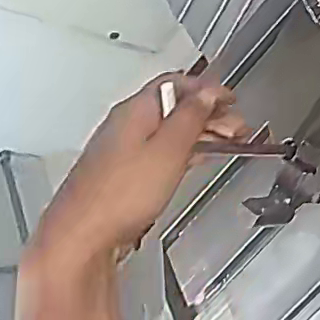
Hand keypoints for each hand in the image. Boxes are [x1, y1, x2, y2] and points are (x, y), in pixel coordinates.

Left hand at [28, 72, 248, 272]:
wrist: (83, 236)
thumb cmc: (118, 196)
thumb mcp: (168, 149)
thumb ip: (191, 117)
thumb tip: (208, 94)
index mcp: (135, 111)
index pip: (176, 83)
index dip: (208, 89)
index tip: (230, 99)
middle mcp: (127, 125)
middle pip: (175, 106)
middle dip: (210, 112)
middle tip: (236, 125)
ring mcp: (125, 148)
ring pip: (171, 128)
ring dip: (202, 131)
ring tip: (226, 142)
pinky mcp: (127, 170)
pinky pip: (163, 149)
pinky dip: (187, 149)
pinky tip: (197, 160)